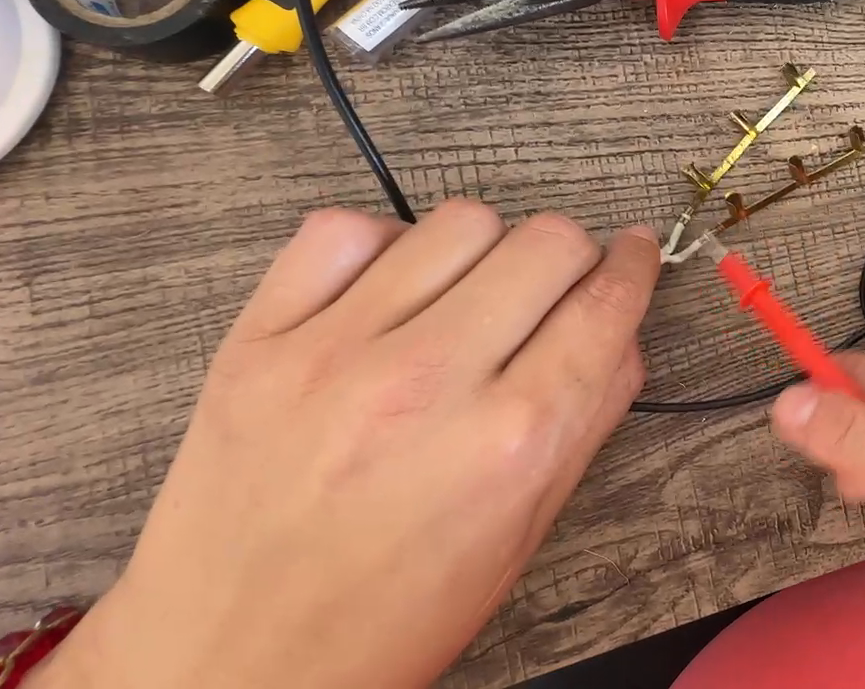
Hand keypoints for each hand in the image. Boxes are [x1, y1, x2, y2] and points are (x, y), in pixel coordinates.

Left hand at [30, 201, 661, 688]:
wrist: (226, 669)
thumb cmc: (399, 609)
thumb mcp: (533, 521)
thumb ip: (593, 408)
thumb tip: (618, 320)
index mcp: (514, 440)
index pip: (608, 303)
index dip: (637, 263)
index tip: (637, 249)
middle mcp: (429, 383)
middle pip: (550, 241)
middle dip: (573, 256)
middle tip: (555, 288)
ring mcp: (332, 355)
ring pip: (461, 220)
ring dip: (489, 249)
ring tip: (470, 295)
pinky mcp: (254, 343)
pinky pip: (345, 229)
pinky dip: (386, 244)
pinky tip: (392, 292)